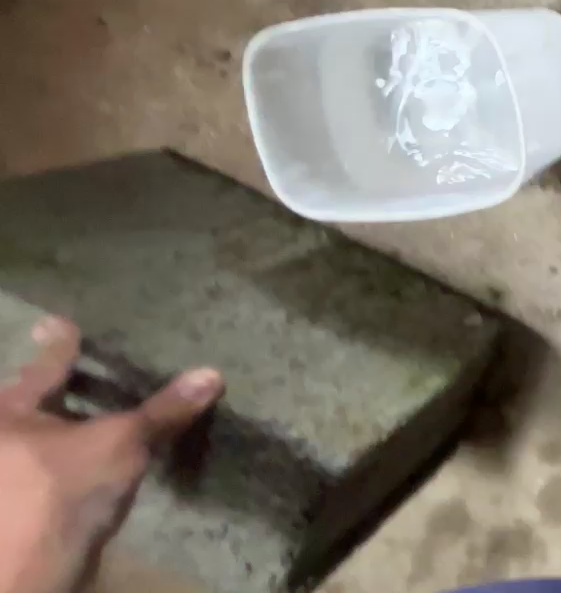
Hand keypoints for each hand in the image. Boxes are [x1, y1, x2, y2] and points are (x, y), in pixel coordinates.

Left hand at [0, 318, 221, 592]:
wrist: (22, 573)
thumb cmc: (59, 492)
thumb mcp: (122, 442)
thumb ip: (164, 408)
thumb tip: (212, 373)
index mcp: (2, 421)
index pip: (39, 370)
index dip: (58, 345)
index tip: (54, 321)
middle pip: (25, 408)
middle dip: (52, 391)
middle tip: (77, 370)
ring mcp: (0, 479)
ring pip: (32, 441)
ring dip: (62, 427)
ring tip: (91, 412)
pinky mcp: (11, 508)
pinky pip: (42, 467)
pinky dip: (67, 455)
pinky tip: (92, 456)